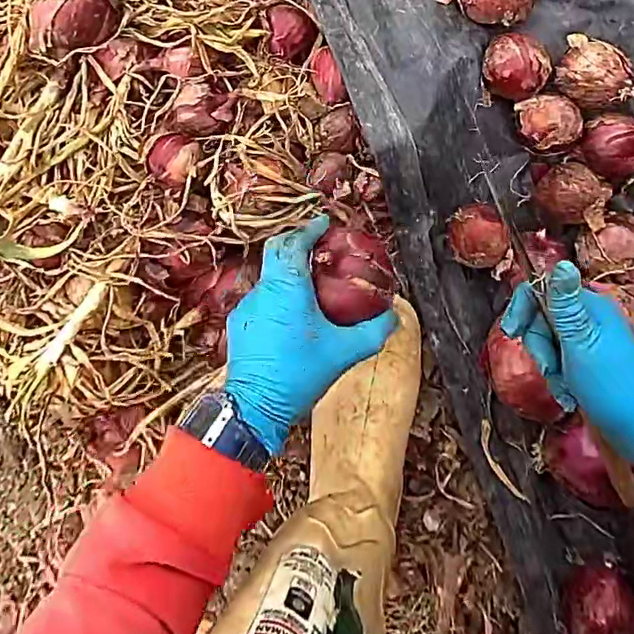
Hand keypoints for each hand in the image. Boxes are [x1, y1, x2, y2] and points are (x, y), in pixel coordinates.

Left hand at [224, 215, 397, 453]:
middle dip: (298, 244)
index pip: (294, 242)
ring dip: (289, 272)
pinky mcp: (240, 325)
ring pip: (270, 277)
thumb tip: (393, 317)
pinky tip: (294, 311)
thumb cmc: (298, 375)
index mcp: (287, 287)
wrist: (253, 410)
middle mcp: (264, 291)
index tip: (324, 223)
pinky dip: (279, 294)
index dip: (310, 229)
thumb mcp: (345, 352)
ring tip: (311, 281)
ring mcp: (248, 308)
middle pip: (278, 253)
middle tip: (320, 246)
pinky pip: (263, 298)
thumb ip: (374, 331)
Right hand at [501, 261, 633, 513]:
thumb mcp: (581, 344)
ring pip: (549, 341)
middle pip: (542, 316)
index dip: (523, 306)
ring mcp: (591, 341)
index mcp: (591, 304)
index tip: (512, 332)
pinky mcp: (590, 364)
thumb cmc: (615, 389)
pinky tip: (570, 397)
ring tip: (566, 388)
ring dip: (550, 367)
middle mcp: (591, 317)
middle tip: (554, 368)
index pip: (544, 287)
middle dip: (540, 345)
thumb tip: (562, 262)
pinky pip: (561, 362)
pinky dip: (560, 379)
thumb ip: (565, 305)